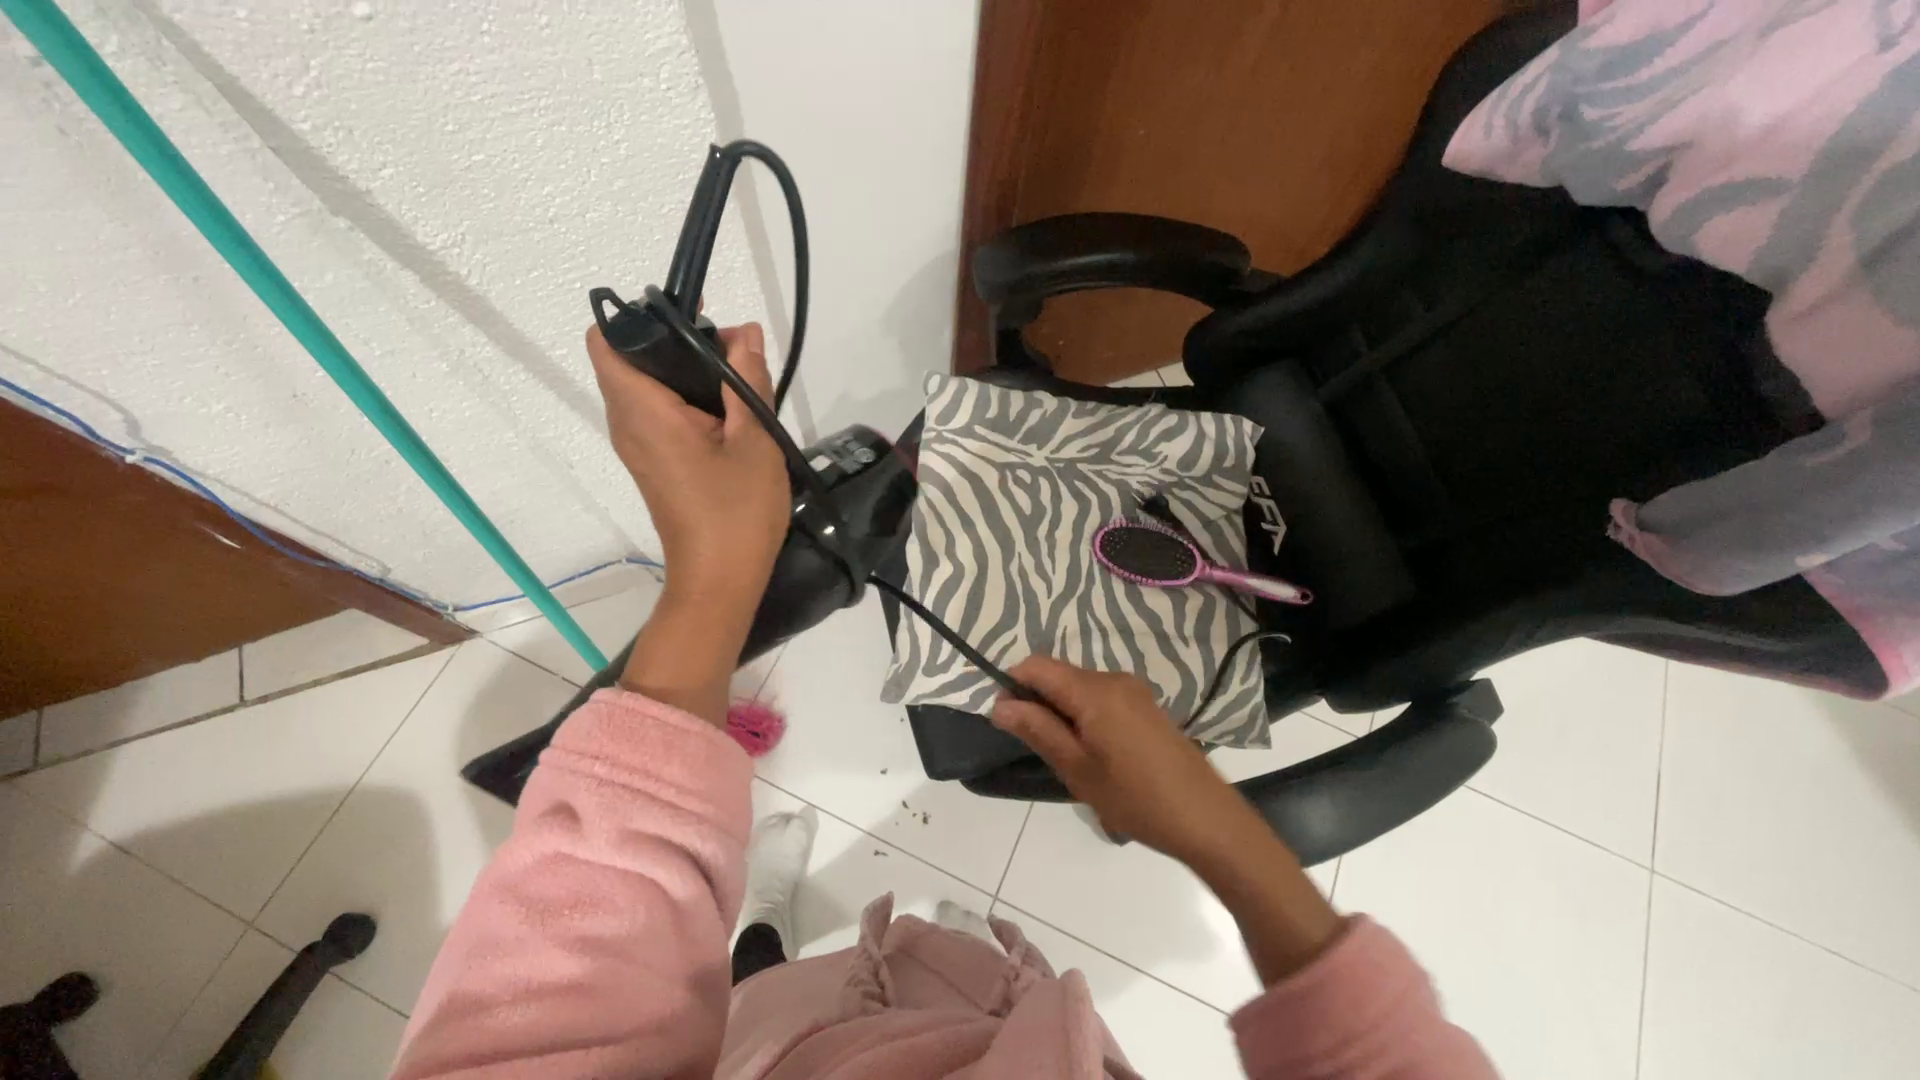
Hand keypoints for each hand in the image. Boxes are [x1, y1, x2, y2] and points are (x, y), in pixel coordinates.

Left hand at [586, 321, 788, 610]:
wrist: (721, 579)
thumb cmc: (737, 512)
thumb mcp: (755, 441)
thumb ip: (748, 380)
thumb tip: (745, 332)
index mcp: (643, 412)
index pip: (607, 340)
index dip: (642, 318)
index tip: (695, 318)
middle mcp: (627, 423)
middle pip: (629, 358)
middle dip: (675, 341)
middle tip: (734, 349)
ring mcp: (638, 446)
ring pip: (647, 386)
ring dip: (686, 371)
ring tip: (739, 377)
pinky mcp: (654, 462)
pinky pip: (658, 412)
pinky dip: (687, 398)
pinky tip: (731, 411)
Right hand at [990, 656, 1261, 863]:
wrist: (1206, 818)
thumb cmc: (1135, 798)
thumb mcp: (1076, 769)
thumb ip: (1037, 730)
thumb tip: (1000, 705)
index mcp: (1094, 690)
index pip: (1037, 666)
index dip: (1012, 685)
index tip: (1004, 719)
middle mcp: (1114, 680)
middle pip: (1058, 675)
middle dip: (1037, 702)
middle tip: (1036, 748)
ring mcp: (1134, 692)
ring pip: (1080, 689)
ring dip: (1061, 712)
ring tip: (1066, 758)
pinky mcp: (1147, 708)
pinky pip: (1102, 700)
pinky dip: (1085, 717)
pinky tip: (1093, 755)